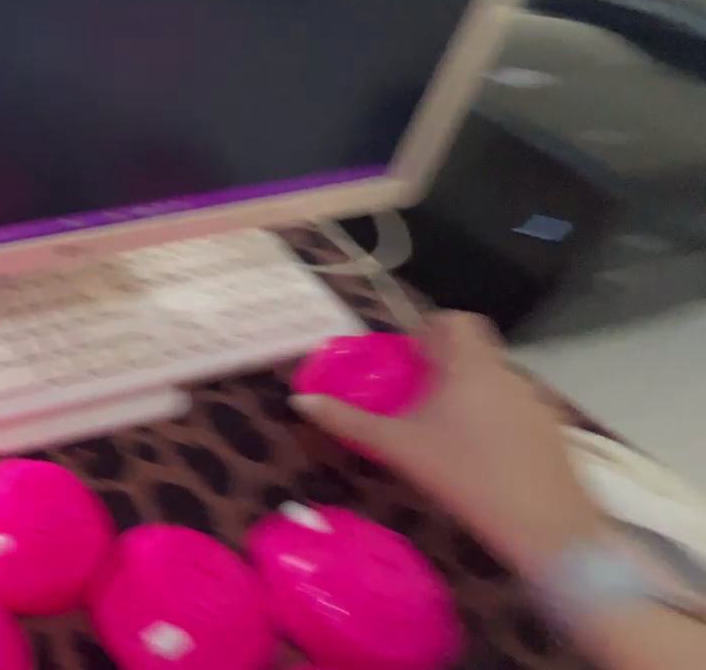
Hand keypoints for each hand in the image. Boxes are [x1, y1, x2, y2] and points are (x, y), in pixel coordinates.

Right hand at [292, 311, 603, 575]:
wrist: (552, 533)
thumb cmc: (465, 474)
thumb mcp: (395, 446)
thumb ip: (344, 419)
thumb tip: (298, 400)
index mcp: (471, 368)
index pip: (457, 321)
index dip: (429, 328)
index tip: (407, 355)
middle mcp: (510, 378)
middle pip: (473, 353)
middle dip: (441, 365)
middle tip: (411, 392)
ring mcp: (540, 408)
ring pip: (495, 382)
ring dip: (467, 392)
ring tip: (441, 423)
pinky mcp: (557, 437)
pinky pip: (516, 409)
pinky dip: (493, 417)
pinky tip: (477, 450)